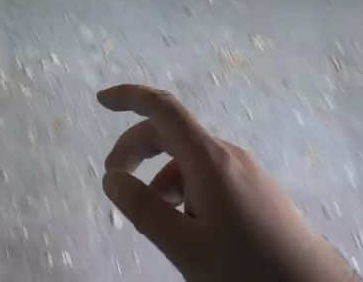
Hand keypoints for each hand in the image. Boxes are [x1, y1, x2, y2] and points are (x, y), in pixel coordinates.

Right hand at [98, 84, 360, 281]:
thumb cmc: (248, 270)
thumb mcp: (185, 247)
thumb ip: (142, 208)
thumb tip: (111, 178)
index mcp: (209, 158)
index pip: (161, 108)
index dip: (128, 97)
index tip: (100, 101)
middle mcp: (229, 156)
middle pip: (171, 133)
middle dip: (136, 149)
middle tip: (114, 181)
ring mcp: (249, 175)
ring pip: (191, 161)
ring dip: (161, 177)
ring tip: (155, 218)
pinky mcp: (263, 197)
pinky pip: (211, 178)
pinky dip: (186, 190)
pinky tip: (189, 227)